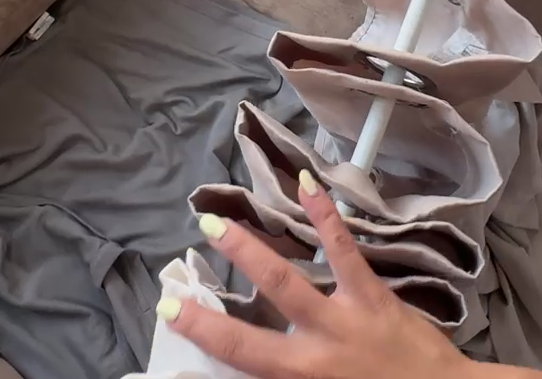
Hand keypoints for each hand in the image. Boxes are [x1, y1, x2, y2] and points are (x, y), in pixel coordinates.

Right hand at [158, 170, 488, 378]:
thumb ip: (289, 370)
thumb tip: (252, 360)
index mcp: (301, 378)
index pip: (240, 356)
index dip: (201, 332)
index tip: (169, 306)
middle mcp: (314, 351)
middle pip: (254, 322)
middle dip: (214, 296)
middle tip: (188, 256)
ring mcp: (343, 319)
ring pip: (288, 281)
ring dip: (251, 248)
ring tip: (220, 220)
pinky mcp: (372, 294)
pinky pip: (344, 249)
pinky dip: (324, 214)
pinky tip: (307, 181)